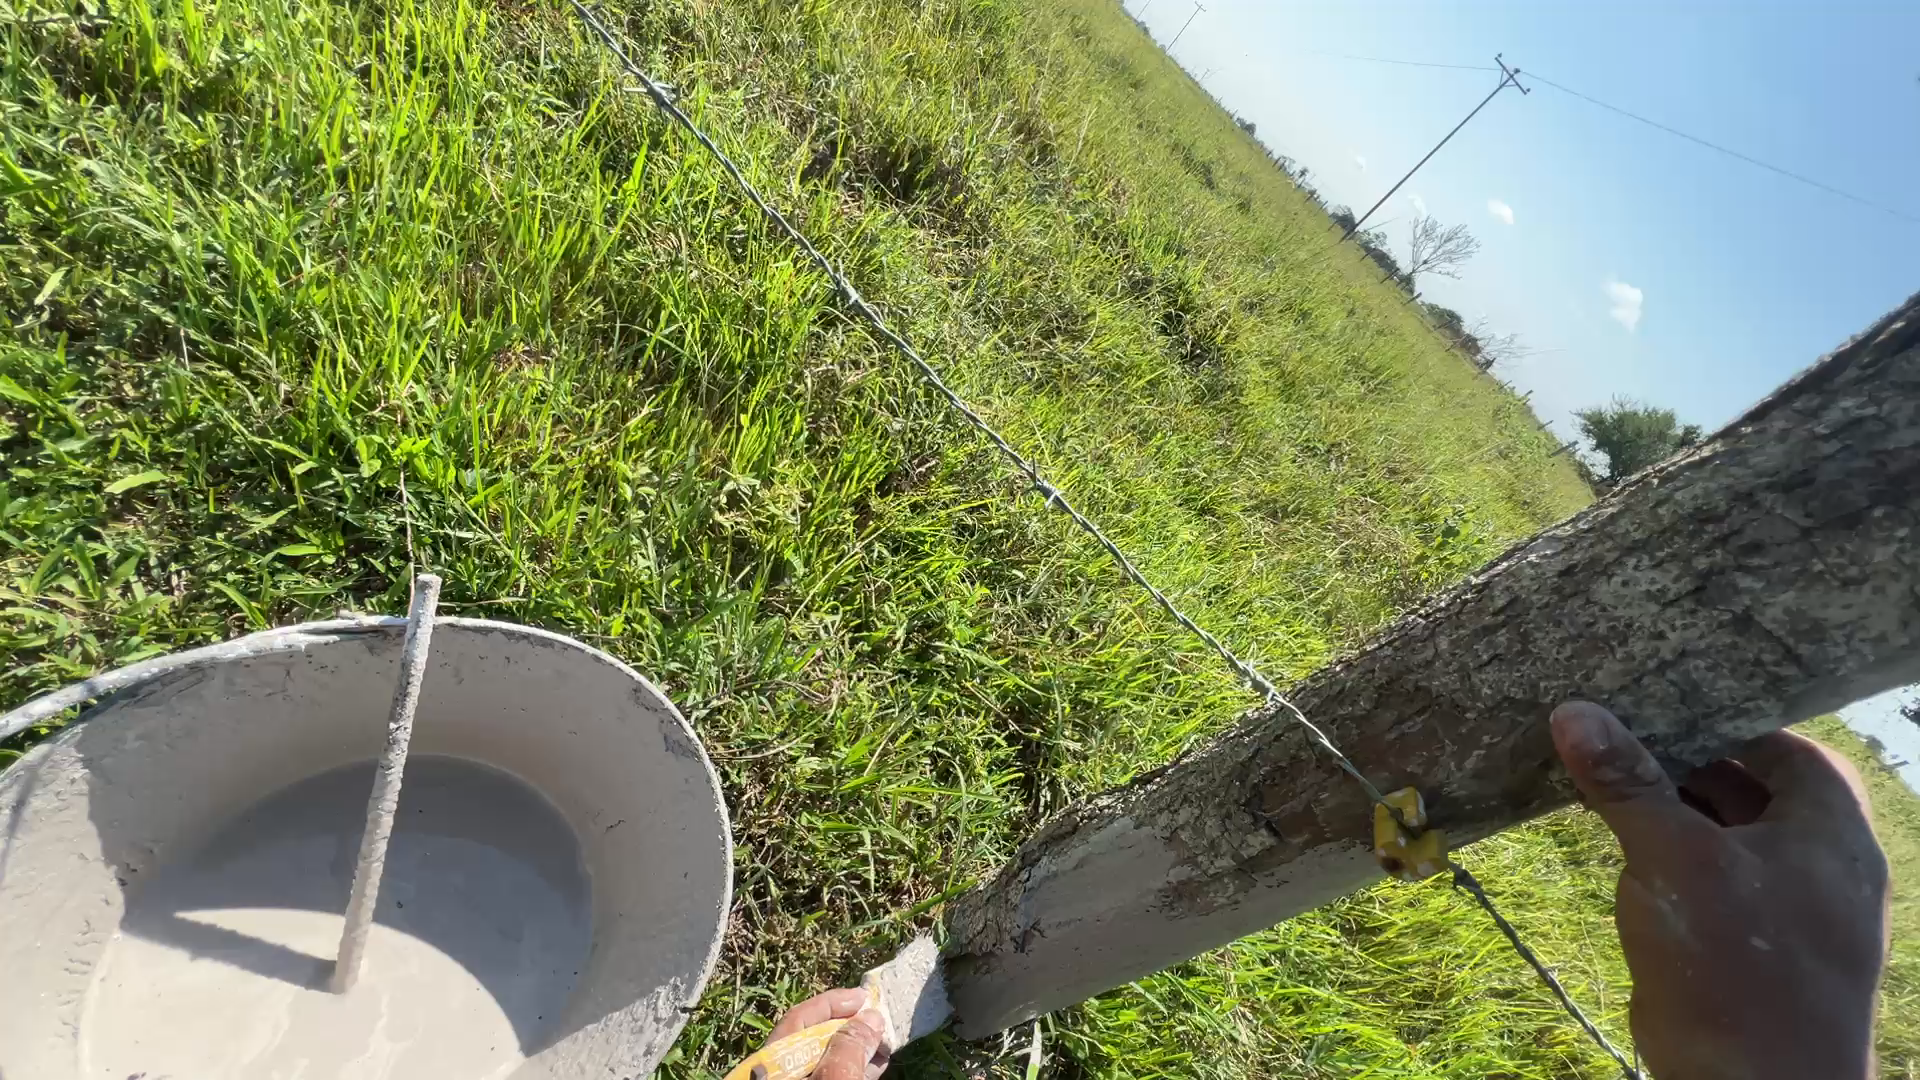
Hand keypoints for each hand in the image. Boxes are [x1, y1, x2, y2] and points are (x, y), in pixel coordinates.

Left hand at [765, 988, 889, 1079]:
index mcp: (771, 1061)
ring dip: (855, 1047)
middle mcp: (777, 1072)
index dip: (834, 1002)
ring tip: (882, 1042)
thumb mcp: (835, 1078)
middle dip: (849, 1025)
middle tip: (876, 1019)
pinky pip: (830, 1076)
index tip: (863, 997)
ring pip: (824, 1060)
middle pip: (813, 1038)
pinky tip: (874, 1065)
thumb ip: (849, 1045)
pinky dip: (851, 1068)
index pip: (800, 1017)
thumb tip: (870, 1017)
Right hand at [1549, 701, 1889, 1079]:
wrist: (1741, 1077)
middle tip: (1610, 718)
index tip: (1665, 698)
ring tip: (1593, 757)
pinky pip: (1693, 855)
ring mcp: (1772, 898)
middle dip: (1680, 753)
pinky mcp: (1731, 924)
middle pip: (1749, 785)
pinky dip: (1652, 828)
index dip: (1737, 723)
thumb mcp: (1672, 854)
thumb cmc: (1730, 955)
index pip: (1797, 756)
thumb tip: (1574, 710)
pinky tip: (1601, 814)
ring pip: (1714, 820)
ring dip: (1658, 791)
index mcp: (1827, 840)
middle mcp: (1809, 863)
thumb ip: (1625, 781)